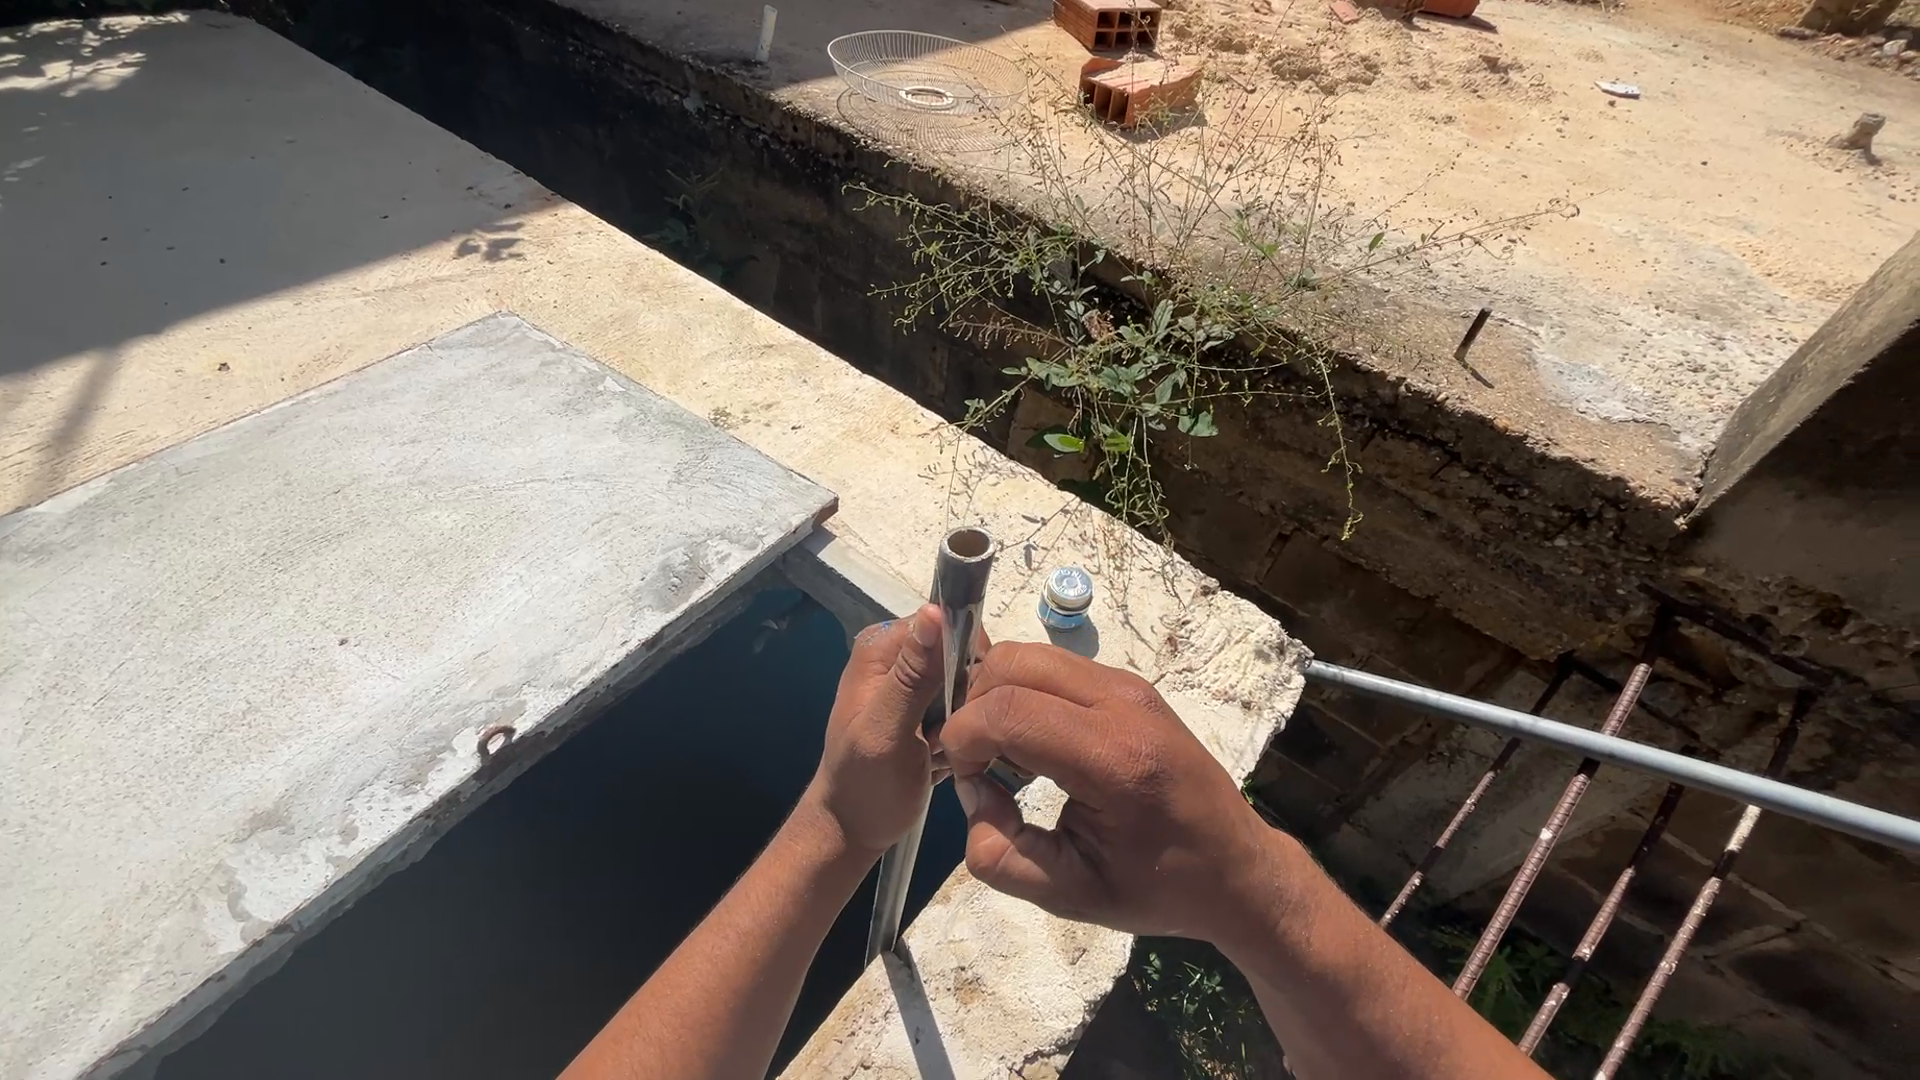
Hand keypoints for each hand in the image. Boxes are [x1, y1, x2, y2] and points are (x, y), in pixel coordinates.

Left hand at [803, 605, 946, 856]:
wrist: (852, 830)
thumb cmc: (866, 786)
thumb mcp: (888, 731)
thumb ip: (912, 676)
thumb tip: (937, 612)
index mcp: (881, 647)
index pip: (947, 624)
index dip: (967, 660)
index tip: (965, 706)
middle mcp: (895, 654)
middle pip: (961, 650)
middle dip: (969, 692)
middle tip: (952, 735)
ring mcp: (910, 680)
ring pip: (967, 678)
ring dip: (968, 714)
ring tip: (947, 747)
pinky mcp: (923, 704)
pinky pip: (963, 701)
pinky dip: (963, 727)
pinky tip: (948, 752)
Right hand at [940, 642, 1272, 942]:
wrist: (1235, 865)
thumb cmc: (1159, 886)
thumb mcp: (1070, 896)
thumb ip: (998, 855)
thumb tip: (974, 791)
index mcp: (1114, 759)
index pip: (1008, 712)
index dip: (963, 738)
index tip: (962, 778)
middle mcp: (1122, 702)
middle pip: (1011, 664)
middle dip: (972, 707)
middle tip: (975, 760)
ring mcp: (1128, 684)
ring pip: (1029, 654)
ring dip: (995, 694)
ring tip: (1000, 751)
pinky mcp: (1128, 681)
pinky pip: (1052, 664)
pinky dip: (1021, 690)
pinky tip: (1030, 739)